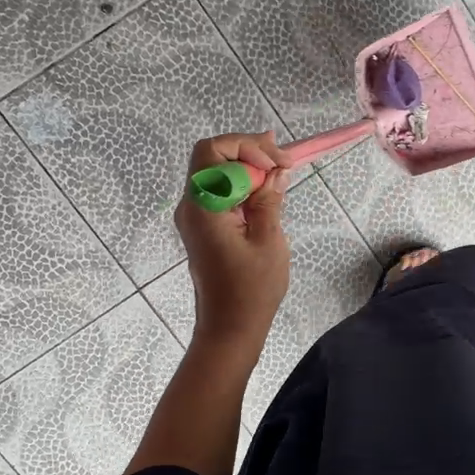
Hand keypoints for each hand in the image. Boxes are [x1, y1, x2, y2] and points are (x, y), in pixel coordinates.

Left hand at [174, 133, 291, 351]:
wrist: (229, 328)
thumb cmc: (251, 289)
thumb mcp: (269, 241)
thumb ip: (269, 200)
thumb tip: (275, 172)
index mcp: (204, 207)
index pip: (213, 151)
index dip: (247, 146)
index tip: (278, 164)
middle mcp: (192, 206)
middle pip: (212, 157)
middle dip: (248, 152)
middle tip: (283, 162)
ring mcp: (195, 218)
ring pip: (216, 173)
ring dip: (248, 168)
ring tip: (280, 170)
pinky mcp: (204, 229)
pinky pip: (220, 193)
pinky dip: (243, 186)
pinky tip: (267, 189)